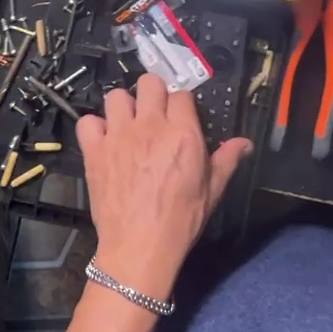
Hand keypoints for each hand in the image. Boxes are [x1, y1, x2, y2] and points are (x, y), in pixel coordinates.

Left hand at [77, 74, 252, 301]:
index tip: (181, 118)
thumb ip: (226, 160)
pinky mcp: (95, 150)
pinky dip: (94, 128)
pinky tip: (103, 141)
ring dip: (123, 107)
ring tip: (128, 125)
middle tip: (155, 115)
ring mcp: (119, 136)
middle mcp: (150, 126)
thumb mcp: (211, 191)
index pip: (182, 94)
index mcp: (182, 133)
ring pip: (117, 96)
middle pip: (149, 83)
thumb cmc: (180, 221)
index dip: (182, 105)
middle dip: (154, 94)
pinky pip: (87, 122)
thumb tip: (244, 142)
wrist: (139, 248)